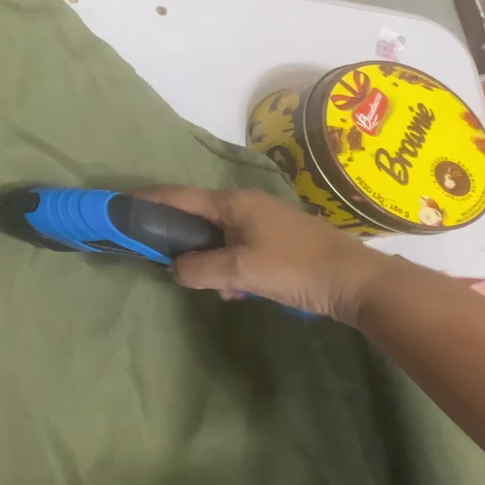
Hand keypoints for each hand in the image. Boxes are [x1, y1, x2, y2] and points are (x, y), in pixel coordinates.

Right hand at [137, 185, 400, 322]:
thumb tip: (174, 269)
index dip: (146, 199)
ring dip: (206, 254)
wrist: (365, 286)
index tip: (119, 204)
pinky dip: (228, 263)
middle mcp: (246, 204)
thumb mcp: (241, 272)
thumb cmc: (298, 268)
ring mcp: (265, 222)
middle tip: (154, 248)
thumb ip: (199, 269)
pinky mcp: (281, 241)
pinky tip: (235, 289)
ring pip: (219, 233)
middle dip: (175, 232)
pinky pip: (239, 246)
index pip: (176, 196)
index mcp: (232, 202)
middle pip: (196, 213)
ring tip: (201, 280)